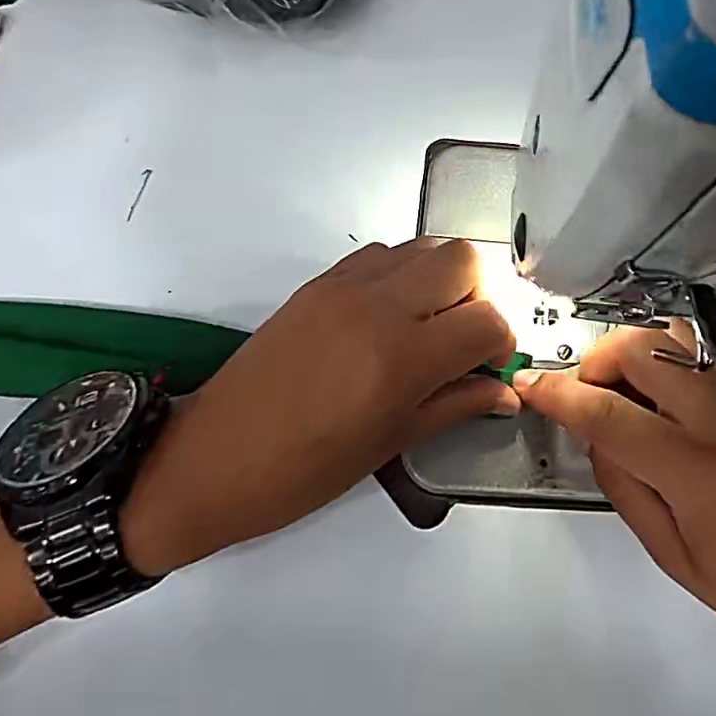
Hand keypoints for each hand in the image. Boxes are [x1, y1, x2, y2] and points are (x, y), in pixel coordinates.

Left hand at [121, 238, 517, 573]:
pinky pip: (383, 254)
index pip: (488, 320)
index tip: (493, 362)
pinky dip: (403, 272)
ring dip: (443, 278)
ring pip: (426, 246)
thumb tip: (503, 392)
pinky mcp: (320, 281)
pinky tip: (392, 313)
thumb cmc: (302, 469)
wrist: (212, 456)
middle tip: (467, 336)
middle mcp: (378, 307)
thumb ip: (456, 405)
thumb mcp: (390, 444)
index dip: (503, 342)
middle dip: (481, 294)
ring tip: (432, 323)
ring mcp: (346, 286)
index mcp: (400, 358)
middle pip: (465, 259)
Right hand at [515, 326, 715, 662]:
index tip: (531, 383)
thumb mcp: (682, 560)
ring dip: (633, 354)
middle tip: (585, 393)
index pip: (607, 412)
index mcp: (698, 470)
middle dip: (597, 357)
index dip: (558, 393)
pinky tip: (666, 407)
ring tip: (624, 396)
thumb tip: (597, 443)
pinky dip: (666, 365)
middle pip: (641, 348)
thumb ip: (630, 491)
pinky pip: (701, 357)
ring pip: (674, 338)